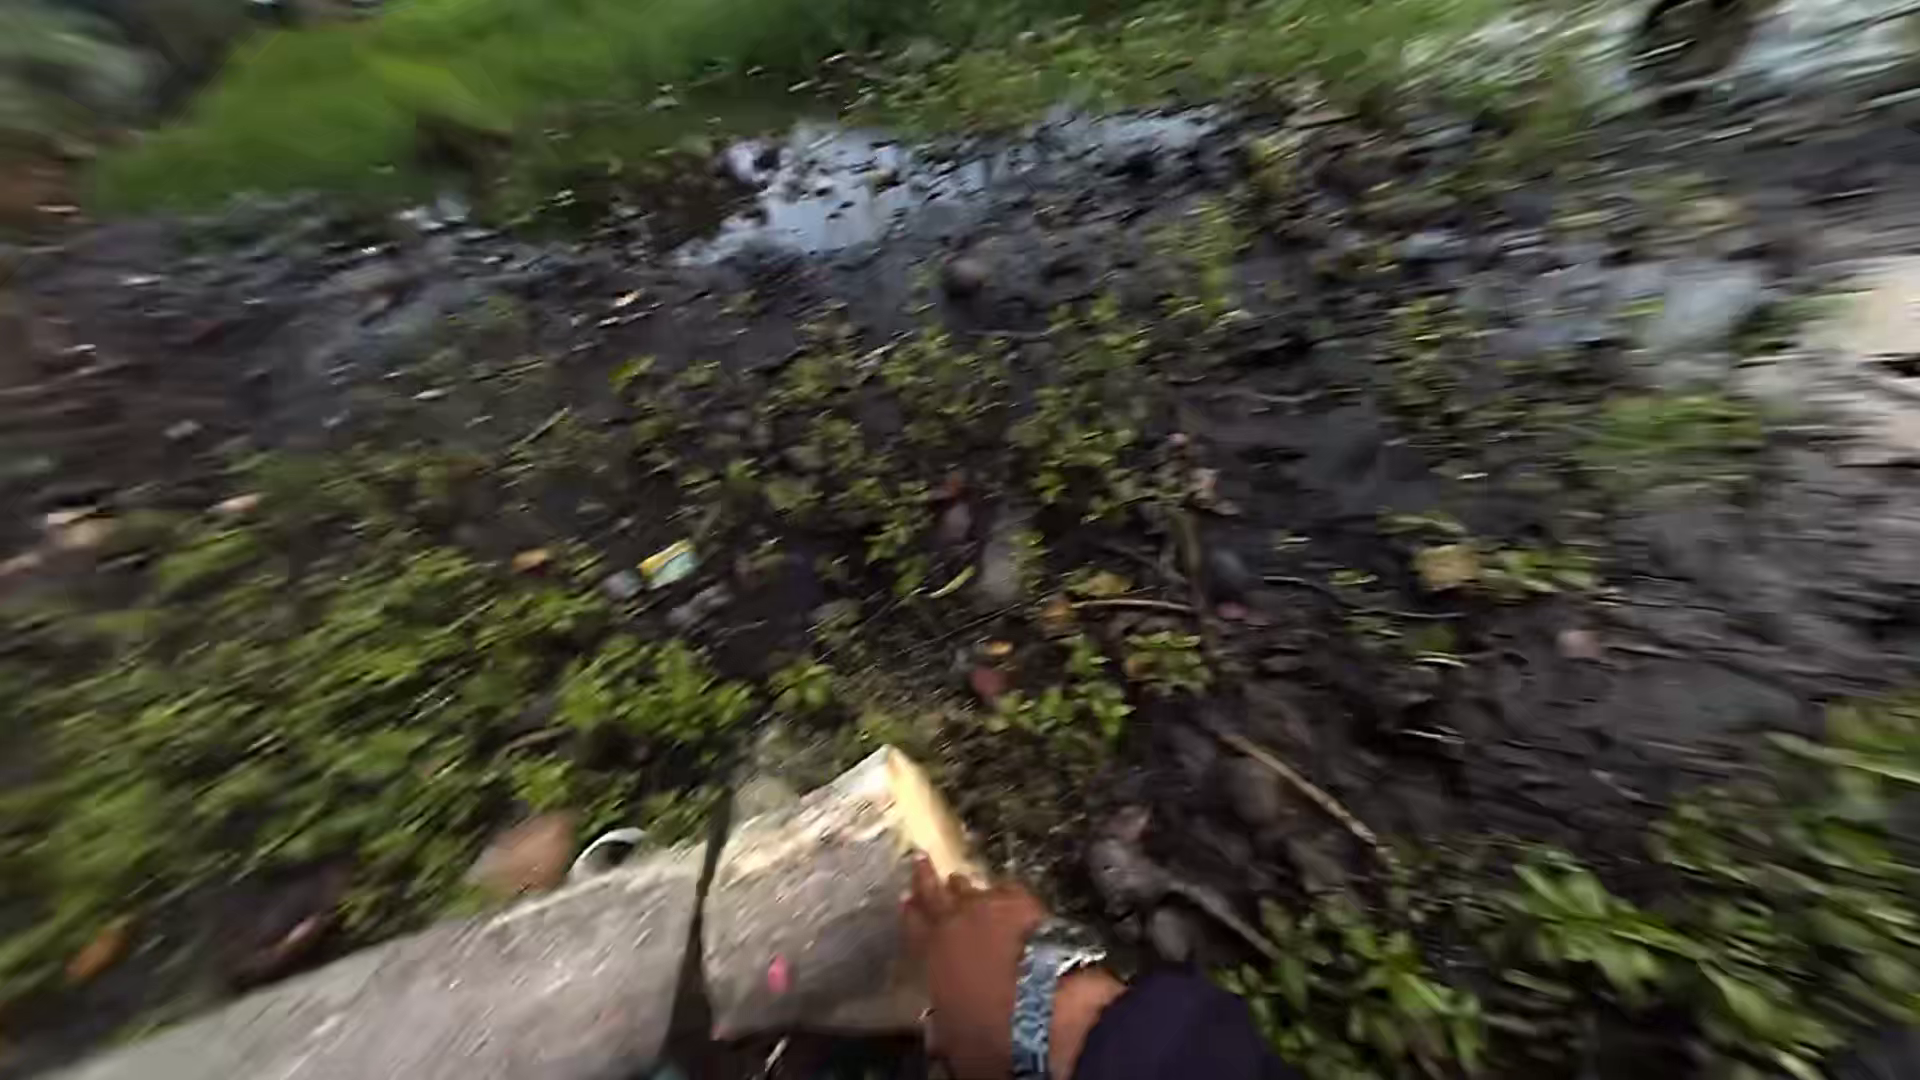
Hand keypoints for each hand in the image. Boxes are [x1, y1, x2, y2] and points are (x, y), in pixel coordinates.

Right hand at [903, 855, 1044, 1077]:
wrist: (1045, 1009)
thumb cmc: (993, 1037)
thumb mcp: (956, 1041)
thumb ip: (943, 1025)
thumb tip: (937, 1032)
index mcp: (935, 953)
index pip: (914, 927)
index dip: (909, 912)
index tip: (904, 899)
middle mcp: (956, 921)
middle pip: (935, 892)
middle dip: (926, 876)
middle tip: (921, 858)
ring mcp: (990, 906)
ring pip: (970, 888)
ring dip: (963, 886)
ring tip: (958, 879)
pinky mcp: (1022, 901)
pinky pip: (1006, 889)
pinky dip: (1002, 892)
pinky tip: (1004, 893)